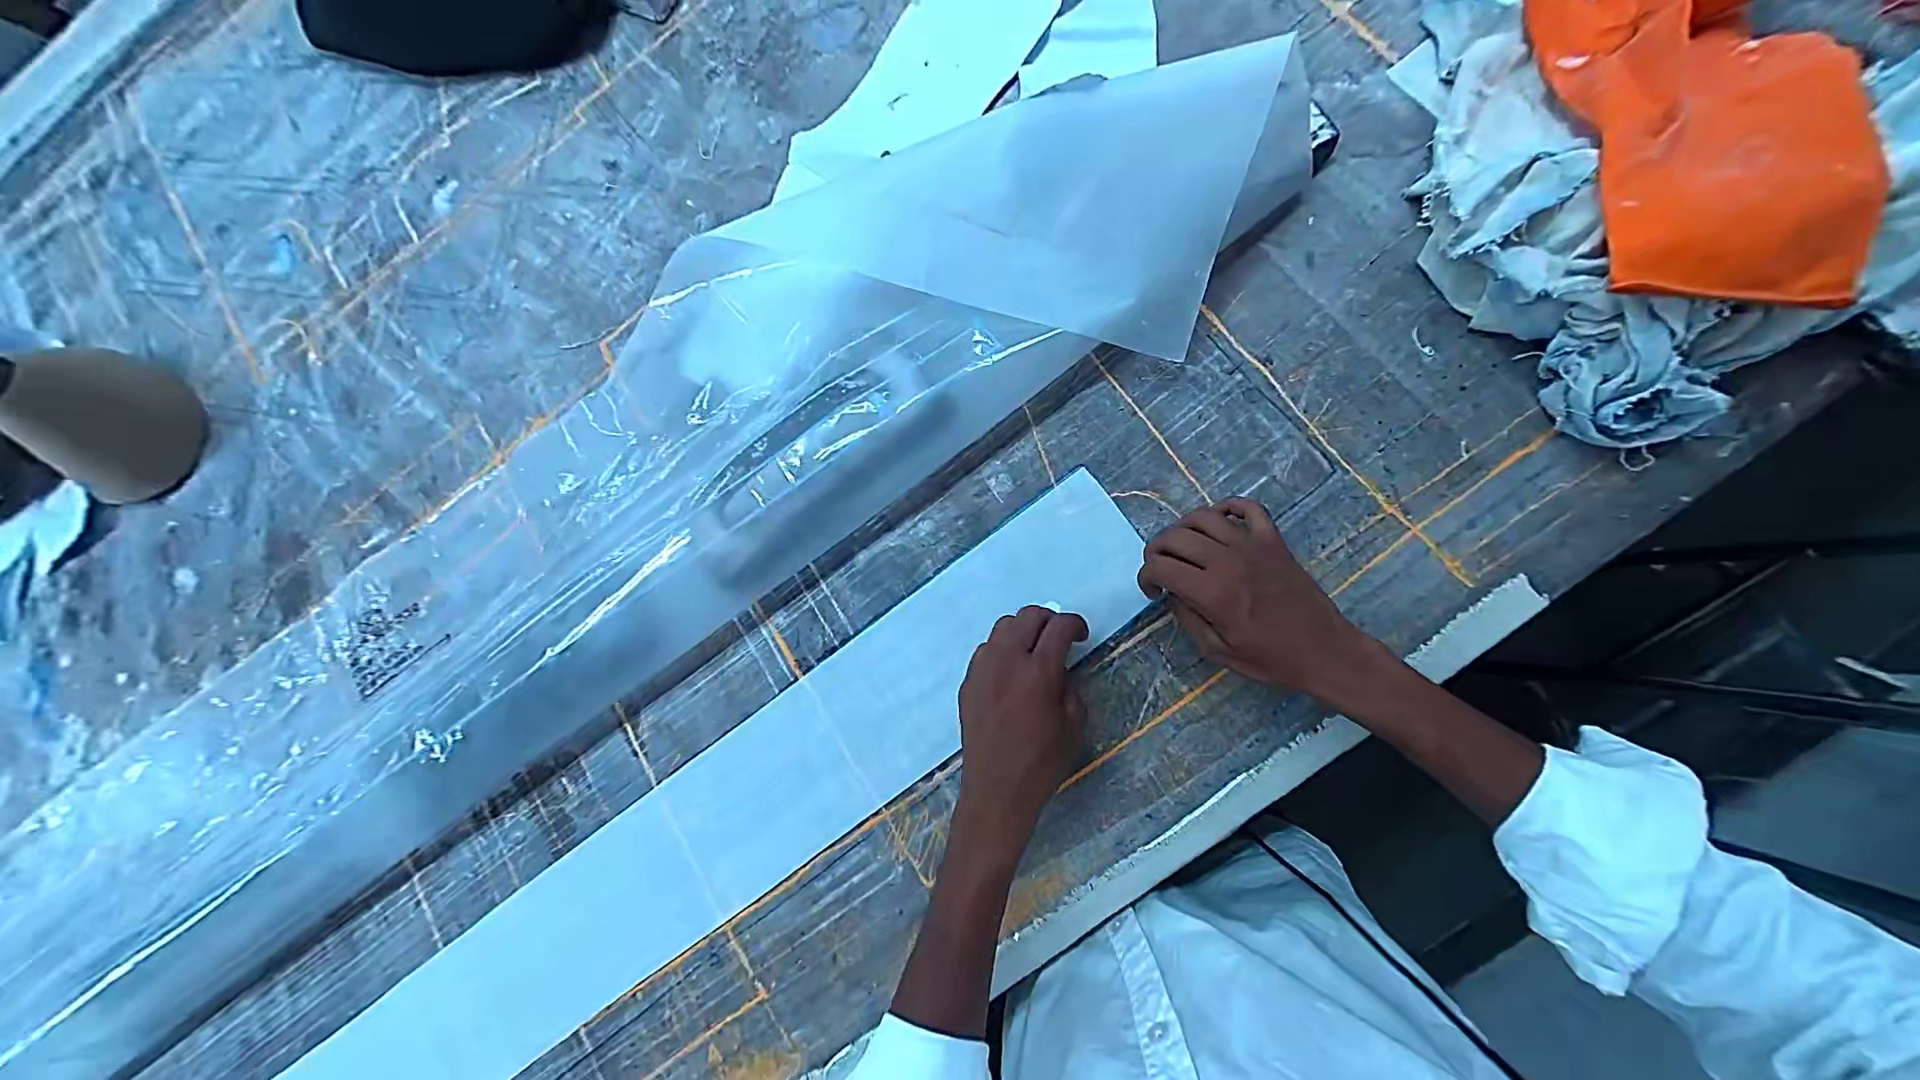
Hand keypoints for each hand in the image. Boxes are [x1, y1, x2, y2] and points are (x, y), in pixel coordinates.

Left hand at [955, 606, 1089, 848]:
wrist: (997, 788)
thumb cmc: (1042, 761)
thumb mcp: (1073, 724)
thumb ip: (1070, 686)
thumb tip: (1060, 669)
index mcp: (1039, 671)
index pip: (1059, 626)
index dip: (1075, 624)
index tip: (1080, 635)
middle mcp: (1007, 661)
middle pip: (1028, 616)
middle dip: (1049, 620)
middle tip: (1059, 638)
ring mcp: (983, 669)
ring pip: (1003, 627)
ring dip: (1023, 631)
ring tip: (1033, 651)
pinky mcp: (968, 682)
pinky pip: (986, 650)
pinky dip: (1002, 649)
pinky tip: (1010, 672)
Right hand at [1137, 498, 1388, 706]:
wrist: (1324, 652)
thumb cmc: (1270, 658)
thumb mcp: (1217, 650)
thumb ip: (1188, 617)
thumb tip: (1174, 592)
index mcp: (1212, 593)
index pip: (1159, 567)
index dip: (1145, 577)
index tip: (1153, 591)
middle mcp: (1228, 561)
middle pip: (1174, 537)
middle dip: (1157, 551)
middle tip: (1163, 569)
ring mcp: (1253, 546)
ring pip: (1203, 516)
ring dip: (1183, 528)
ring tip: (1185, 547)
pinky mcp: (1274, 541)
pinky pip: (1248, 508)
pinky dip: (1228, 507)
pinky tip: (1219, 522)